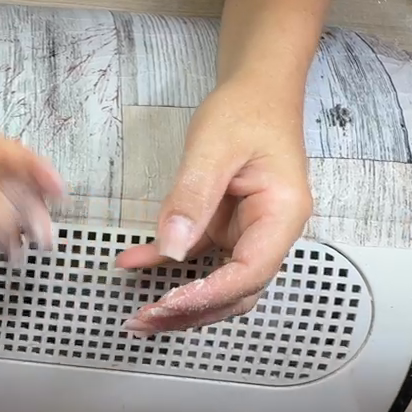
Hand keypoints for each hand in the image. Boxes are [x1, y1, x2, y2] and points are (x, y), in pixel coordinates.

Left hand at [115, 82, 311, 332]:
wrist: (257, 89)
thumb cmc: (246, 111)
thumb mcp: (213, 148)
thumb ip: (190, 199)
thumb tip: (170, 250)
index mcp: (281, 215)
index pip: (248, 273)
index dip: (208, 295)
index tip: (167, 305)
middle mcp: (268, 232)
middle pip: (234, 292)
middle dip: (189, 313)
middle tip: (142, 322)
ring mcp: (246, 233)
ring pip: (215, 284)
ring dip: (178, 302)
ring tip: (138, 316)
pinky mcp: (223, 227)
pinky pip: (193, 257)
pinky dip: (163, 264)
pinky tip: (131, 263)